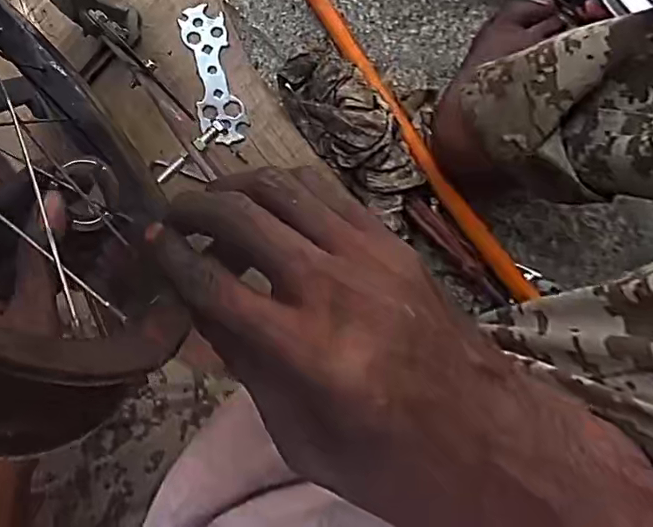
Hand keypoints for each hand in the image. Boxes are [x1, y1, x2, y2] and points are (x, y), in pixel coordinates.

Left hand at [0, 174, 68, 526]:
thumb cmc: (2, 388)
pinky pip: (23, 272)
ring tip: (95, 215)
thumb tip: (55, 197)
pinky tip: (86, 250)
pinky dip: (52, 262)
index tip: (58, 166)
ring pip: (17, 248)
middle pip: (4, 227)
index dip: (22, 185)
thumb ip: (40, 254)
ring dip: (55, 235)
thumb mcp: (30, 317)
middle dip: (46, 209)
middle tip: (86, 190)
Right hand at [146, 166, 652, 526]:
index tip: (146, 240)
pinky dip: (278, 186)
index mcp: (313, 354)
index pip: (215, 284)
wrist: (506, 451)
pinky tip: (265, 205)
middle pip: (240, 216)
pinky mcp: (389, 241)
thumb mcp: (302, 436)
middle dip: (190, 208)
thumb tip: (193, 300)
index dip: (170, 255)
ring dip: (231, 187)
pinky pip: (319, 188)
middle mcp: (335, 289)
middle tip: (171, 217)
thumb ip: (242, 361)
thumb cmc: (395, 466)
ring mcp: (368, 255)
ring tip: (212, 205)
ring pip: (277, 186)